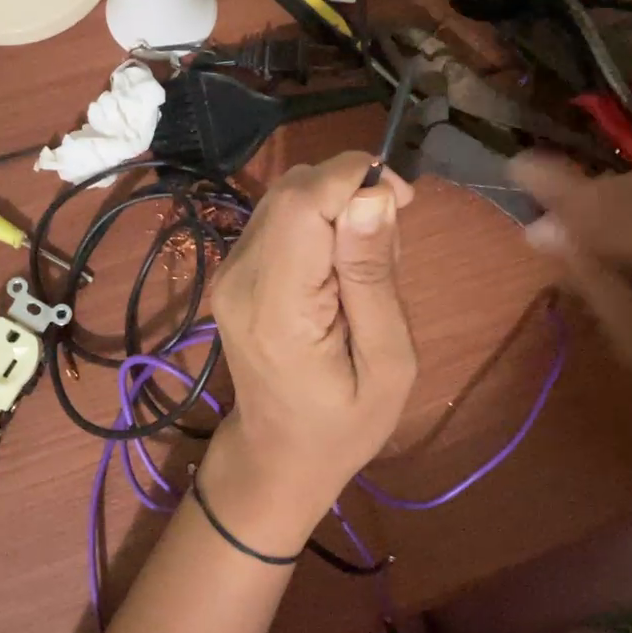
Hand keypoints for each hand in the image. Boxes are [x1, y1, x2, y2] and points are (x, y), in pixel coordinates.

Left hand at [204, 152, 417, 550]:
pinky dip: (317, 220)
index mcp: (277, 306)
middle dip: (350, 189)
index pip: (302, 202)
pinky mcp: (232, 269)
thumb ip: (373, 275)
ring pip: (285, 195)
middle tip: (389, 241)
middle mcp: (240, 277)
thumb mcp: (388, 362)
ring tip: (366, 260)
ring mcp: (228, 271)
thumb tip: (373, 195)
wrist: (278, 455)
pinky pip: (278, 216)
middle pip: (292, 190)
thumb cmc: (345, 423)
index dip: (353, 177)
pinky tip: (337, 265)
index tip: (403, 198)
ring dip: (335, 204)